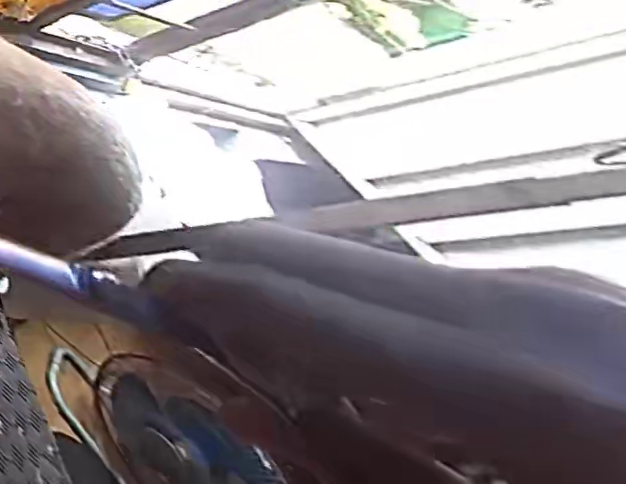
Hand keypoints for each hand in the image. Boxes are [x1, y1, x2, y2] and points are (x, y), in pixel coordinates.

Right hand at [144, 223, 625, 482]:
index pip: (273, 291)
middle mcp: (510, 303)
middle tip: (198, 328)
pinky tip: (396, 373)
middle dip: (216, 273)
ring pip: (341, 256)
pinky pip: (407, 276)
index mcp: (510, 386)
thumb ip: (359, 472)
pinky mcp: (565, 283)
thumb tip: (239, 404)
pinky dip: (360, 309)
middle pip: (285, 244)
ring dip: (288, 294)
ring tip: (305, 366)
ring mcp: (544, 281)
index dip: (186, 288)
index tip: (140, 302)